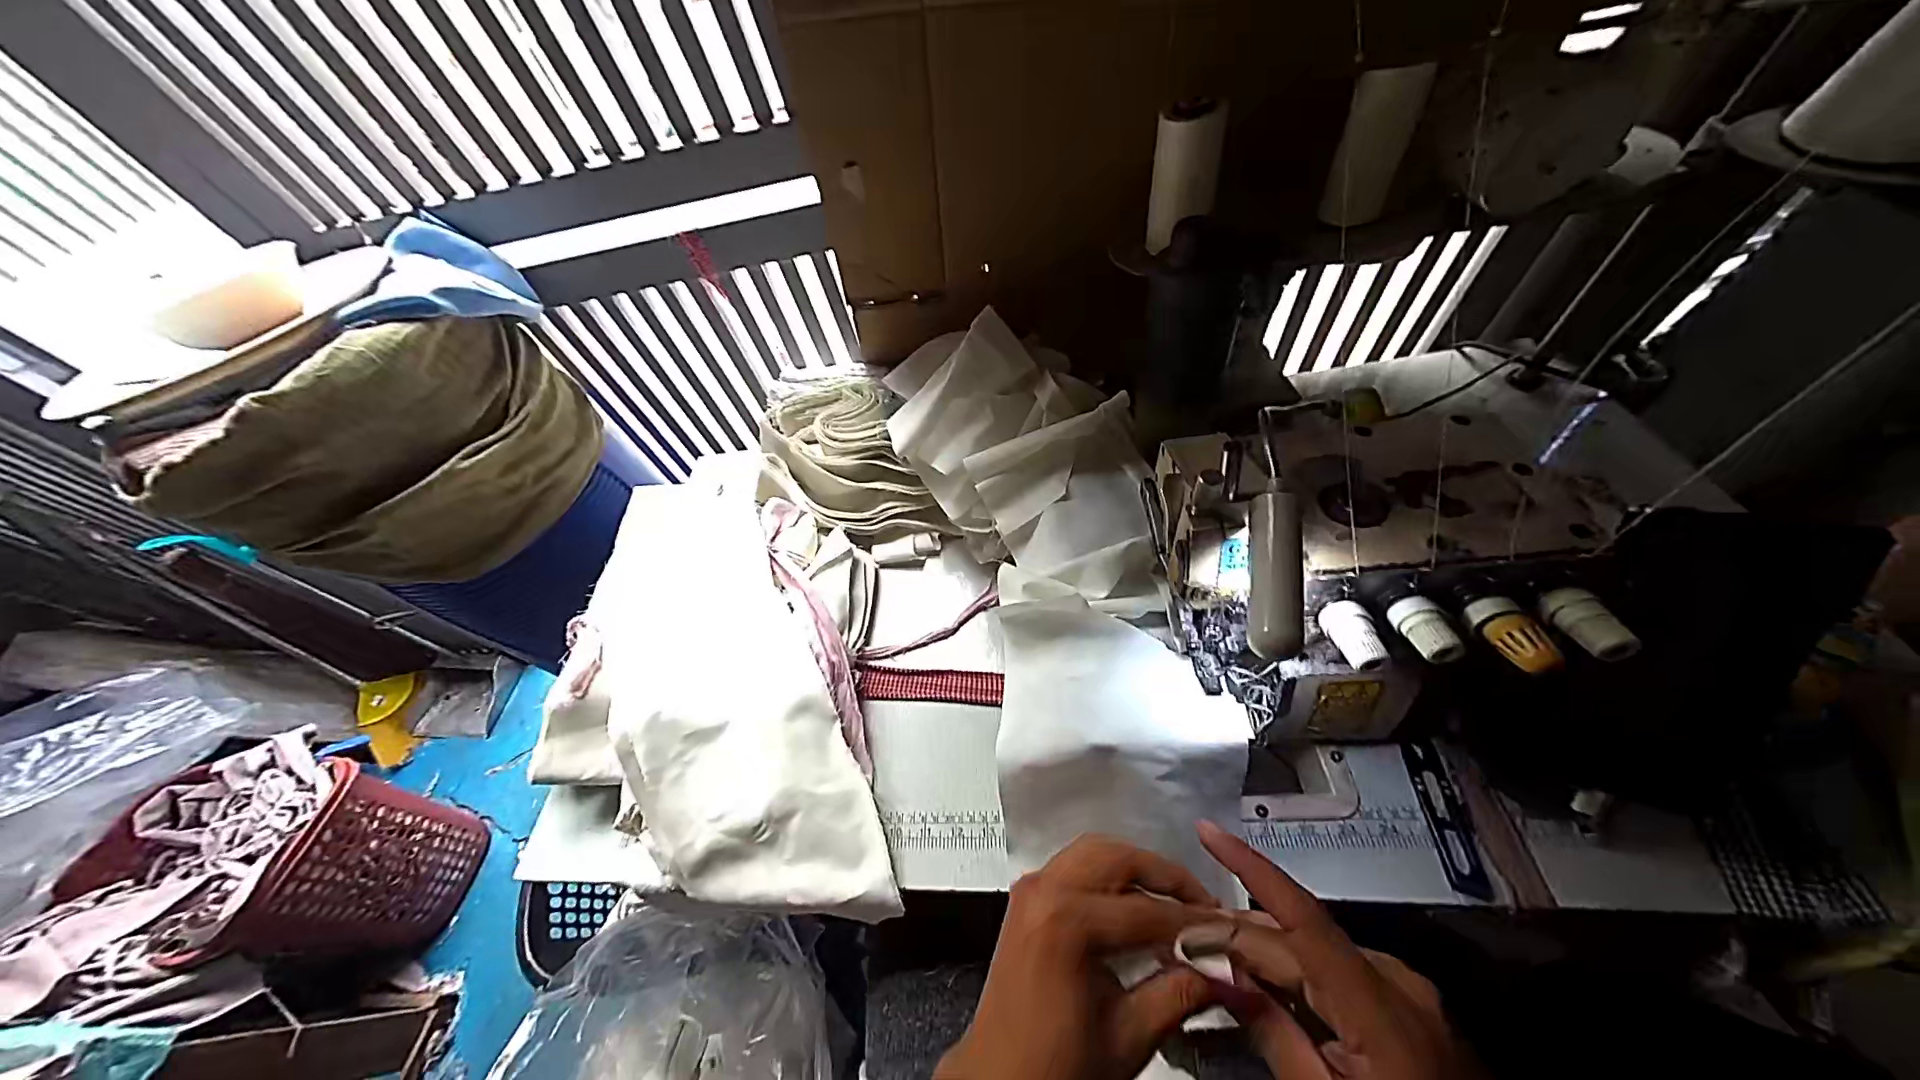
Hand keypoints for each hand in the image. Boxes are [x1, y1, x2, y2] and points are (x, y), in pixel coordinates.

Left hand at [935, 834, 1229, 1079]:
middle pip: (1120, 858)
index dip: (1195, 922)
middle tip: (1204, 906)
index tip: (1228, 930)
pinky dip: (1110, 877)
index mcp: (1065, 921)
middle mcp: (1043, 891)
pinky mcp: (1027, 898)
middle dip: (1166, 877)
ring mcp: (1030, 889)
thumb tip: (1222, 969)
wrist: (999, 1078)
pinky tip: (1136, 908)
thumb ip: (1179, 993)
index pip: (1147, 911)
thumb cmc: (1054, 1066)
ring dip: (1138, 870)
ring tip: (1176, 904)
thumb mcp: (1128, 1036)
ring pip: (1096, 852)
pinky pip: (1075, 866)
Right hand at [1197, 820, 1481, 1079]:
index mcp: (1380, 1006)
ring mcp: (1409, 992)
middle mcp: (1396, 981)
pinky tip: (1263, 978)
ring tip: (1210, 950)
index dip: (1250, 867)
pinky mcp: (1410, 1005)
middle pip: (1299, 937)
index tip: (1208, 831)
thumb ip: (1273, 1033)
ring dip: (1263, 949)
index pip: (1302, 918)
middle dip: (1238, 930)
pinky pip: (1338, 971)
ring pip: (1317, 951)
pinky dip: (1295, 970)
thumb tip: (1217, 970)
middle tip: (1182, 931)